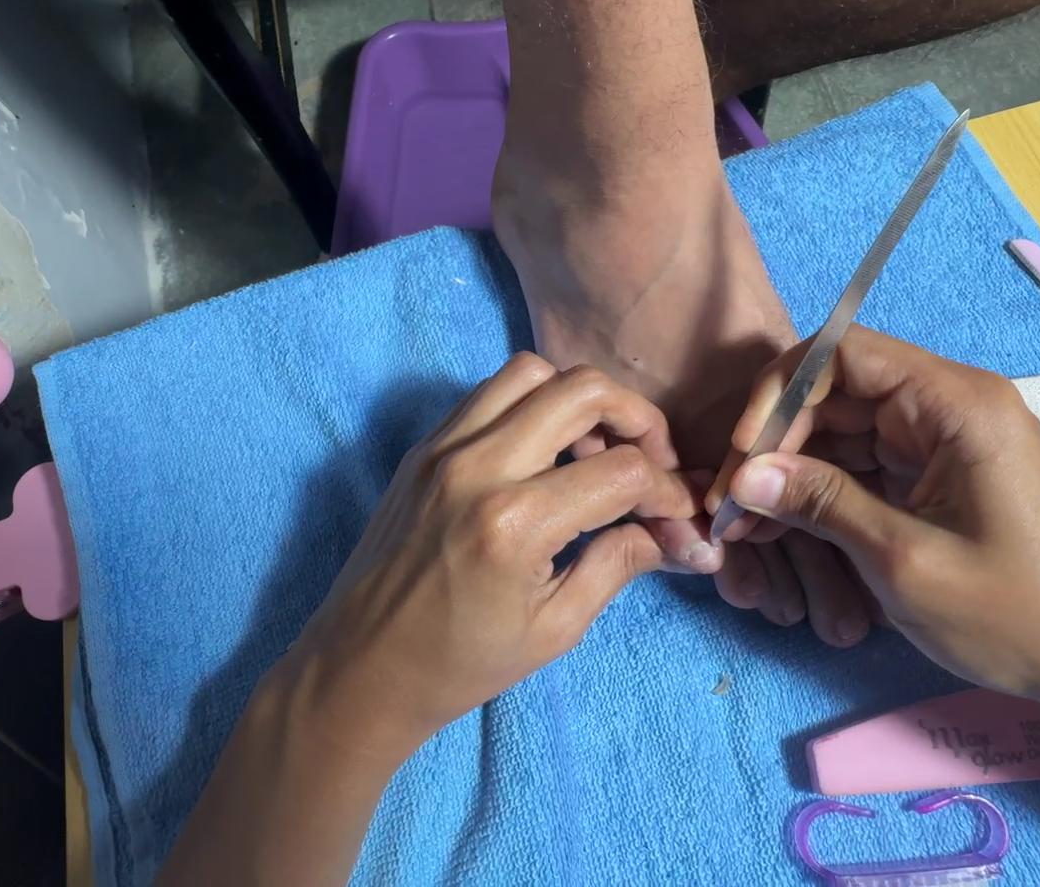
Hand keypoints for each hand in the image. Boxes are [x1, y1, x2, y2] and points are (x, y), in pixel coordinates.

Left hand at [279, 353, 701, 746]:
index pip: (621, 471)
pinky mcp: (424, 445)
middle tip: (650, 459)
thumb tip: (680, 535)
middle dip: (637, 418)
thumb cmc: (461, 663)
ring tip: (595, 447)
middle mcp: (478, 466)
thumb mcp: (556, 628)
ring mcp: (443, 447)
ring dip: (579, 398)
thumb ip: (621, 563)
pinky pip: (489, 392)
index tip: (676, 512)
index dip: (666, 488)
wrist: (360, 667)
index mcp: (514, 524)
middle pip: (582, 390)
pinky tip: (545, 449)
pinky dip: (532, 403)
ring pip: (532, 372)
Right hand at [714, 326, 1039, 708]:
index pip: (841, 354)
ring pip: (846, 435)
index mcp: (953, 402)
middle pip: (838, 396)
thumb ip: (820, 503)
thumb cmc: (1023, 615)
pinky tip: (787, 529)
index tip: (743, 453)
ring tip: (747, 524)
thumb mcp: (904, 560)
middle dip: (778, 444)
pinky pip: (868, 467)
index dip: (780, 394)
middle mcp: (948, 405)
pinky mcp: (942, 477)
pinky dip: (826, 494)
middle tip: (730, 503)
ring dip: (795, 474)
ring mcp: (945, 443)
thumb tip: (745, 474)